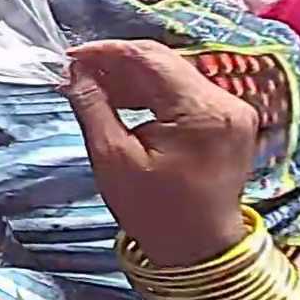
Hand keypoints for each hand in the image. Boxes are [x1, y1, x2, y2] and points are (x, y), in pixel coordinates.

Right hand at [62, 40, 258, 266]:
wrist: (198, 248)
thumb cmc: (153, 208)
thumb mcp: (112, 157)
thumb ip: (93, 107)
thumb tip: (76, 71)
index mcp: (202, 111)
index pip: (150, 59)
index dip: (106, 51)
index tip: (69, 56)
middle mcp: (224, 102)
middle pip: (162, 62)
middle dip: (114, 62)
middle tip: (74, 70)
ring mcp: (229, 110)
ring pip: (168, 74)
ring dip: (126, 76)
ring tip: (87, 85)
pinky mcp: (223, 119)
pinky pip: (177, 91)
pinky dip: (144, 91)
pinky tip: (114, 98)